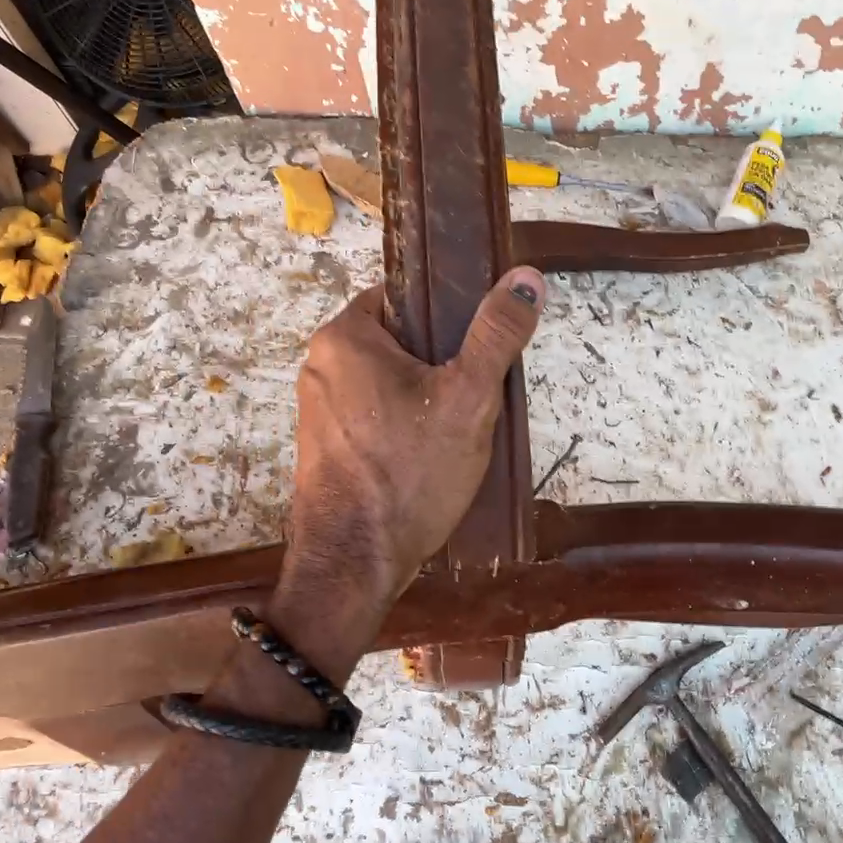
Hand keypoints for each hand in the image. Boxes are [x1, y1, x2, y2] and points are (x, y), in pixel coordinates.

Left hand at [285, 266, 546, 609]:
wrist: (355, 565)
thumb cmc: (410, 472)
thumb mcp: (469, 397)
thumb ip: (497, 334)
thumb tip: (525, 277)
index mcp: (343, 337)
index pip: (402, 297)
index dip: (445, 315)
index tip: (475, 343)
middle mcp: (319, 365)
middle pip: (398, 340)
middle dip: (439, 361)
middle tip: (474, 392)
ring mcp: (316, 409)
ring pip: (387, 381)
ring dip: (423, 395)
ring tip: (458, 426)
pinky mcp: (322, 446)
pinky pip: (373, 414)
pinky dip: (402, 423)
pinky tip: (429, 453)